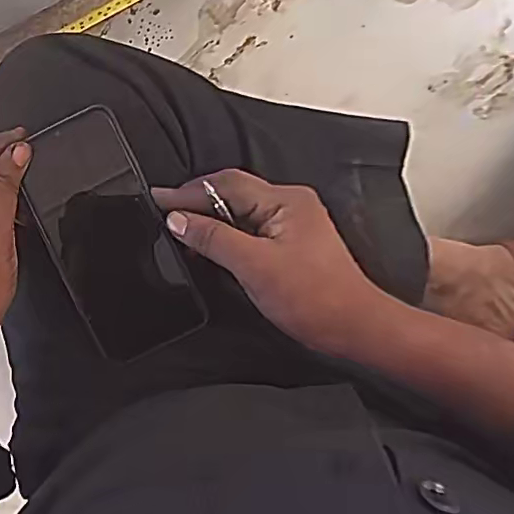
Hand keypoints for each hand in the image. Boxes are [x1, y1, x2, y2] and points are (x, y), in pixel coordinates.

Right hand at [153, 170, 397, 355]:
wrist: (354, 328)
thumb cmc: (317, 299)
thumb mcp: (253, 266)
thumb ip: (212, 238)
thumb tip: (179, 220)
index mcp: (285, 201)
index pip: (224, 185)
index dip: (186, 192)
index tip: (158, 200)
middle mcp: (289, 206)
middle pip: (229, 194)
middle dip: (194, 204)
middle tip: (163, 216)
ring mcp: (290, 225)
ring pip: (236, 212)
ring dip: (208, 222)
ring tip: (179, 234)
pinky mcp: (288, 245)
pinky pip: (247, 230)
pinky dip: (223, 236)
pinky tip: (208, 250)